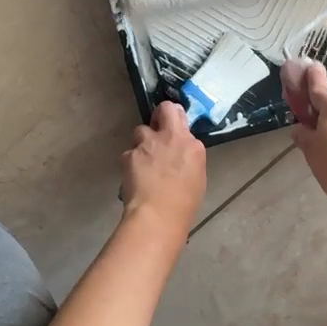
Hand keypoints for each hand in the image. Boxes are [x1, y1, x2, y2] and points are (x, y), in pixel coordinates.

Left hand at [120, 101, 206, 238]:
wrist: (158, 216)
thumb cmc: (184, 205)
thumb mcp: (197, 178)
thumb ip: (188, 158)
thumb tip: (180, 155)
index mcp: (191, 146)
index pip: (181, 116)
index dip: (175, 119)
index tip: (173, 128)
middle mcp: (169, 138)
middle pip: (163, 109)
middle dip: (160, 115)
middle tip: (157, 129)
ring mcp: (147, 144)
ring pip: (141, 131)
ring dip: (143, 142)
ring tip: (144, 161)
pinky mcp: (130, 154)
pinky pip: (130, 153)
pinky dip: (132, 162)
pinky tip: (134, 176)